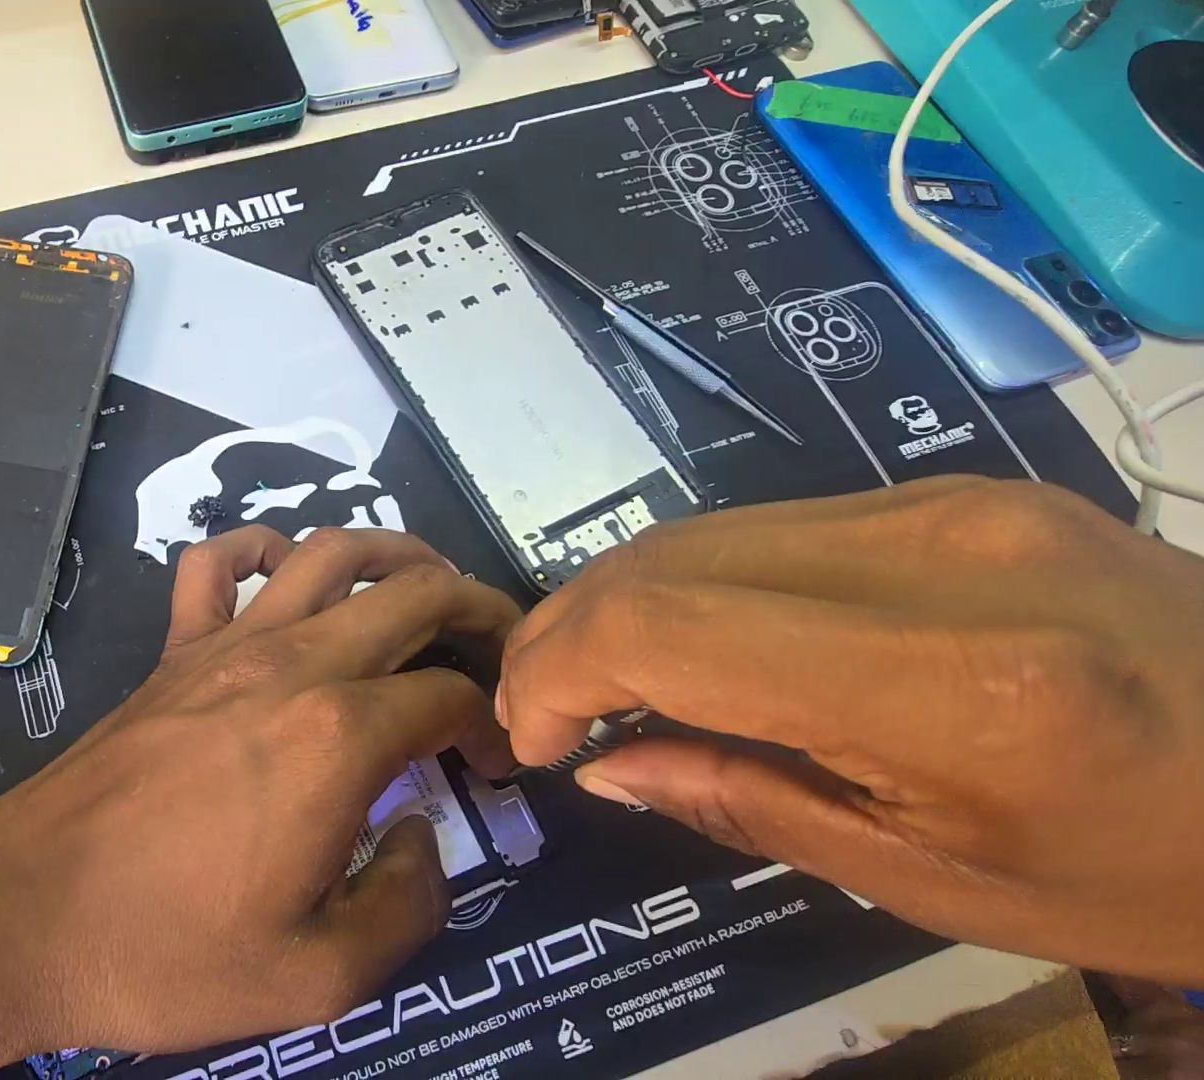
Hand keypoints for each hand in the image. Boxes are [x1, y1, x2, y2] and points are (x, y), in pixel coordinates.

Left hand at [0, 527, 521, 1071]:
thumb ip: (408, 902)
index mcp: (340, 737)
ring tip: (425, 579)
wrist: (25, 913)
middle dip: (474, 607)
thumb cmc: (168, 952)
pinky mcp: (174, 649)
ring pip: (327, 552)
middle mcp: (294, 663)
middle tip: (499, 642)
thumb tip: (422, 832)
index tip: (493, 764)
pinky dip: (258, 547)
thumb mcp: (320, 975)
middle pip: (411, 594)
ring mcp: (227, 643)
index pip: (450, 696)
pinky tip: (283, 572)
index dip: (491, 724)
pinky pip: (214, 563)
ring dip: (391, 553)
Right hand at [497, 477, 1203, 985]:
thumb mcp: (936, 883)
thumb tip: (602, 768)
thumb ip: (741, 804)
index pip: (663, 630)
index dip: (557, 674)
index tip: (534, 740)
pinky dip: (669, 586)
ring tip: (582, 677)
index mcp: (950, 682)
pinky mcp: (935, 490)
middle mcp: (927, 553)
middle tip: (536, 708)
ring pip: (686, 535)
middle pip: (655, 565)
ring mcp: (932, 501)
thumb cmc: (1161, 874)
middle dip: (560, 635)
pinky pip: (744, 530)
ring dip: (603, 606)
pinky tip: (667, 640)